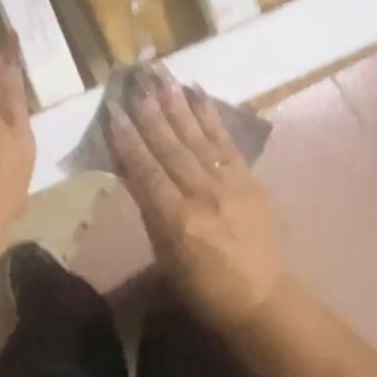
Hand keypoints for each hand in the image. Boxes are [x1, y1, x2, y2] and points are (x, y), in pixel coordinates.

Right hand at [106, 73, 285, 330]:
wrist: (263, 299)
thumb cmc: (205, 291)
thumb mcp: (167, 260)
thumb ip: (152, 216)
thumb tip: (134, 177)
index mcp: (178, 221)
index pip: (147, 172)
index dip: (128, 141)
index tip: (114, 110)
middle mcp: (204, 196)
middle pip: (171, 148)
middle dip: (151, 113)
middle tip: (135, 81)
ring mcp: (231, 185)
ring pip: (198, 139)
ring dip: (178, 106)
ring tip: (162, 78)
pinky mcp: (250, 180)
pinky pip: (227, 143)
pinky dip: (212, 118)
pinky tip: (199, 96)